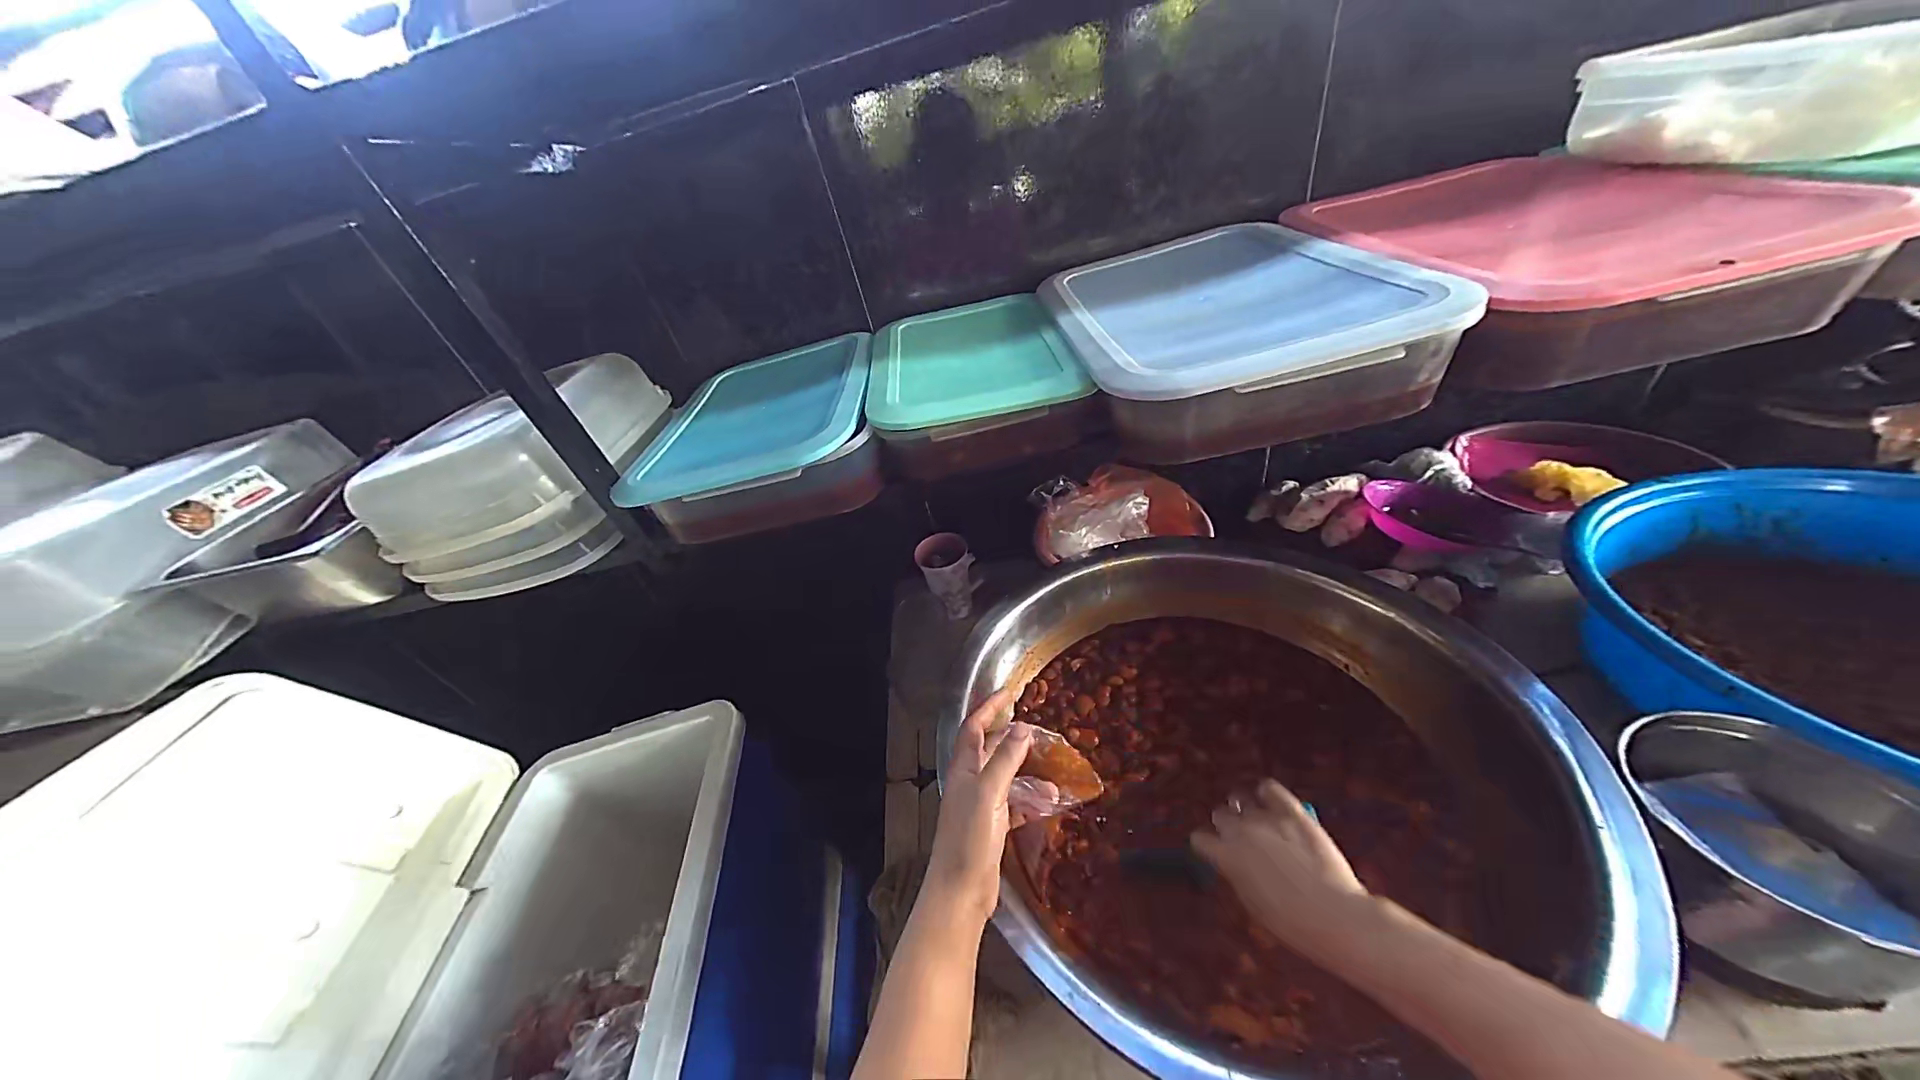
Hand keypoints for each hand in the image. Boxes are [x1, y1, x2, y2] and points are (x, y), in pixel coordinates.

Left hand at [926, 686, 1044, 925]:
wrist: (960, 890)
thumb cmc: (970, 838)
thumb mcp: (990, 792)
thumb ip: (1006, 759)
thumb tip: (1023, 727)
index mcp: (963, 768)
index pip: (973, 727)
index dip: (989, 707)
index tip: (1008, 692)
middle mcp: (969, 782)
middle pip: (990, 750)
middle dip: (1012, 739)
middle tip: (1039, 733)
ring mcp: (979, 805)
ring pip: (1006, 778)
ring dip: (1028, 774)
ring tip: (1053, 777)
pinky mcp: (990, 827)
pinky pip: (1014, 804)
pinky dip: (1030, 800)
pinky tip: (1048, 803)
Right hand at [1191, 778, 1368, 946]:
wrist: (1336, 916)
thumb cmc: (1291, 923)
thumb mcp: (1253, 904)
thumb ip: (1238, 876)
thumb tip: (1234, 864)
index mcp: (1227, 857)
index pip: (1200, 840)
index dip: (1207, 847)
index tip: (1214, 852)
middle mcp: (1242, 832)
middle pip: (1221, 816)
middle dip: (1227, 826)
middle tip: (1240, 839)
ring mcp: (1267, 820)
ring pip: (1242, 801)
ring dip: (1245, 812)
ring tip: (1257, 821)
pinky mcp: (1293, 813)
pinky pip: (1271, 790)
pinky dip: (1267, 793)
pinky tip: (1270, 799)